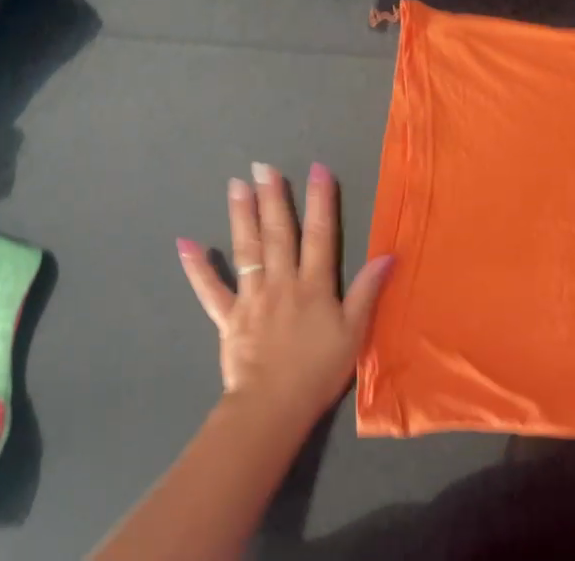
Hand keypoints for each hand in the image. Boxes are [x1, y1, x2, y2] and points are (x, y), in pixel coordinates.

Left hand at [176, 162, 392, 422]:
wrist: (273, 407)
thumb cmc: (319, 371)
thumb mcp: (355, 332)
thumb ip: (368, 291)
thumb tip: (388, 254)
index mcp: (315, 285)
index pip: (321, 235)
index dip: (321, 201)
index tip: (318, 169)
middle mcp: (282, 282)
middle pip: (279, 234)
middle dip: (273, 198)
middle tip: (264, 166)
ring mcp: (252, 298)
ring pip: (247, 250)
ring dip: (242, 216)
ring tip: (237, 186)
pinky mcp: (228, 318)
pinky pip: (211, 289)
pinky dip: (198, 267)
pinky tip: (186, 243)